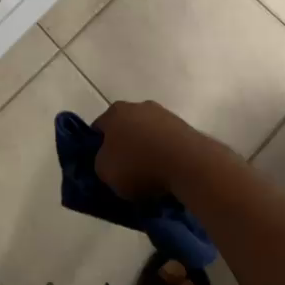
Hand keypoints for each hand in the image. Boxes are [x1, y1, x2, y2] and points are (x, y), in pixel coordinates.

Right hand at [94, 100, 214, 200]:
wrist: (187, 163)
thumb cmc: (138, 165)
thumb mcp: (106, 172)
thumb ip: (101, 163)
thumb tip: (108, 161)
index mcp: (114, 112)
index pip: (99, 127)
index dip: (98, 146)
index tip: (103, 165)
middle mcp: (137, 106)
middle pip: (126, 127)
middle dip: (125, 146)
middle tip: (126, 171)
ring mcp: (164, 115)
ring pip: (149, 134)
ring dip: (148, 150)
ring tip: (151, 178)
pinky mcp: (184, 128)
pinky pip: (168, 144)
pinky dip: (166, 156)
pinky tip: (168, 175)